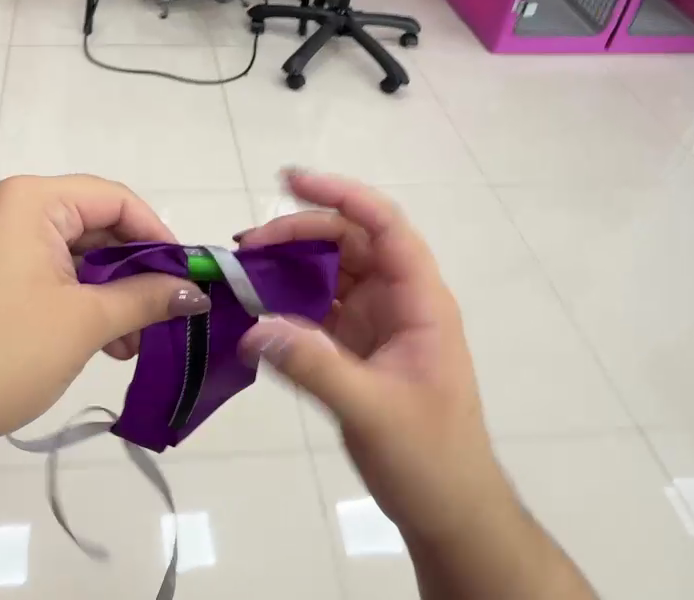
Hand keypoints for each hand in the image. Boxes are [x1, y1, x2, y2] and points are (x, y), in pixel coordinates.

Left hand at [0, 175, 210, 450]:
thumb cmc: (0, 352)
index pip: (113, 199)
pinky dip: (76, 298)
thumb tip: (194, 291)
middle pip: (93, 224)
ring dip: (108, 291)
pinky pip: (45, 270)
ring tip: (130, 343)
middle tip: (165, 314)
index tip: (188, 276)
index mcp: (30, 199)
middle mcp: (8, 206)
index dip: (157, 235)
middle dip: (133, 271)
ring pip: (72, 252)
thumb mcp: (84, 323)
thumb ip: (146, 298)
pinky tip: (100, 340)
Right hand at [236, 171, 504, 546]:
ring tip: (243, 268)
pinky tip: (255, 307)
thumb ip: (313, 366)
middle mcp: (399, 300)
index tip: (290, 181)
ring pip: (331, 272)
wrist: (450, 514)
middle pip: (350, 243)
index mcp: (420, 300)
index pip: (384, 225)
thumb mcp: (372, 411)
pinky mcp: (358, 347)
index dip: (341, 194)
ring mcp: (378, 322)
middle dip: (299, 233)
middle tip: (247, 245)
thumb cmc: (430, 459)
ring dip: (290, 265)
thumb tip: (252, 328)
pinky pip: (319, 307)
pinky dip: (288, 301)